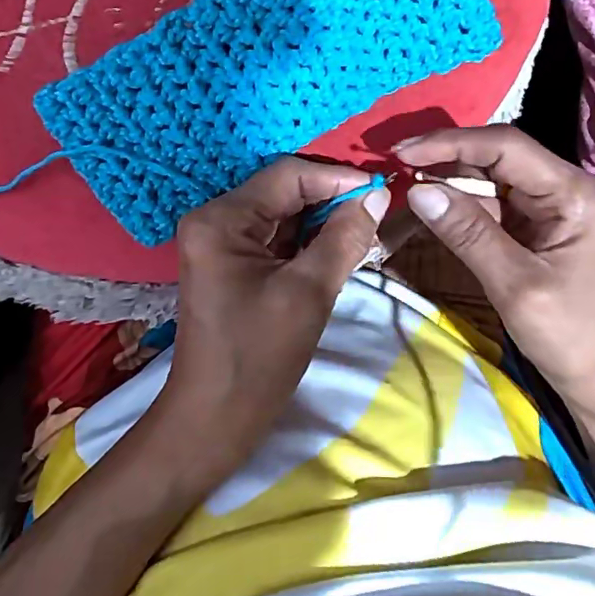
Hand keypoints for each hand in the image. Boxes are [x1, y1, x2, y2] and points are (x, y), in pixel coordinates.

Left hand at [167, 157, 389, 474]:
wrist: (214, 419)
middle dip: (331, 197)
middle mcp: (214, 219)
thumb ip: (344, 238)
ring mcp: (219, 241)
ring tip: (364, 227)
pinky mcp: (231, 261)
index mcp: (220, 219)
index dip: (336, 177)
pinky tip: (338, 245)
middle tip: (377, 209)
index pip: (287, 175)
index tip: (381, 189)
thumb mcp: (308, 293)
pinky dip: (308, 238)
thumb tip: (378, 196)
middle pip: (283, 190)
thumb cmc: (258, 358)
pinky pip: (275, 236)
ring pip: (282, 212)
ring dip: (323, 218)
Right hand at [394, 126, 594, 404]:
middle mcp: (568, 186)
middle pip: (500, 154)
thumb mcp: (512, 284)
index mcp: (576, 194)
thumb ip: (467, 232)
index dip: (452, 143)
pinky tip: (433, 200)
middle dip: (448, 156)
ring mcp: (555, 202)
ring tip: (407, 178)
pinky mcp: (539, 220)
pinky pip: (495, 198)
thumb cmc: (564, 333)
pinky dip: (462, 199)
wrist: (593, 375)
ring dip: (451, 176)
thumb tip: (418, 190)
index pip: (508, 147)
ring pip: (494, 173)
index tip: (405, 152)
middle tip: (398, 162)